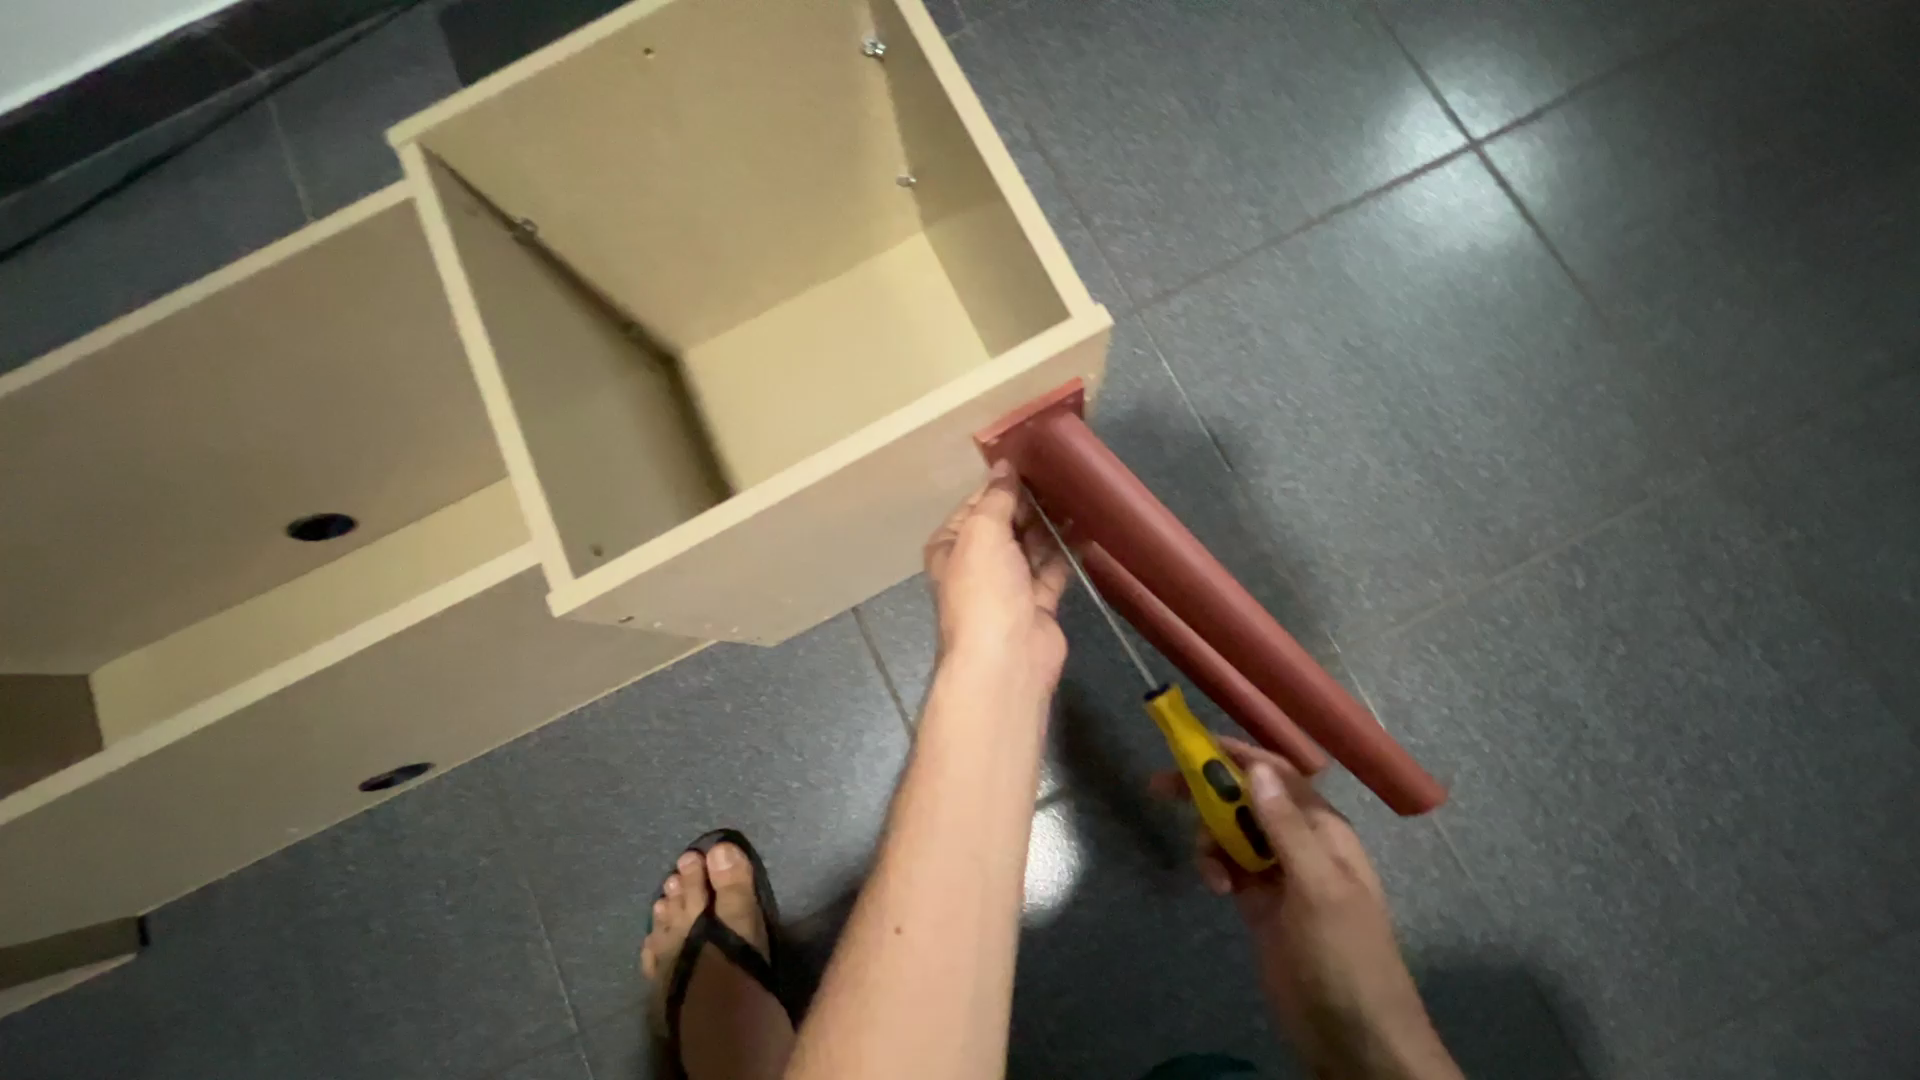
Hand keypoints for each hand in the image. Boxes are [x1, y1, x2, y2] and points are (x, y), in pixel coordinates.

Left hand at [923, 460, 1070, 690]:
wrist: (1006, 659)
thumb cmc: (984, 590)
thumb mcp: (982, 532)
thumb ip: (996, 498)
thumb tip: (1003, 466)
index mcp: (951, 546)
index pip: (975, 505)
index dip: (1000, 483)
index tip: (1031, 458)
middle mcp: (976, 563)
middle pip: (1005, 524)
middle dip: (1029, 502)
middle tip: (1062, 472)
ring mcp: (1008, 585)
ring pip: (1031, 545)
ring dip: (1051, 523)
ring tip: (1078, 492)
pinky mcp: (1037, 602)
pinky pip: (1053, 568)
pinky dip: (1068, 550)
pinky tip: (1086, 527)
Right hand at [1150, 738, 1461, 1079]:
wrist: (1355, 1041)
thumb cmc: (1345, 957)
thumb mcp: (1319, 888)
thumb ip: (1286, 827)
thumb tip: (1256, 767)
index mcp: (1323, 830)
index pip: (1275, 774)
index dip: (1235, 754)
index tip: (1190, 744)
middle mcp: (1299, 842)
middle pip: (1245, 799)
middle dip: (1207, 790)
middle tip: (1160, 786)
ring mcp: (1278, 874)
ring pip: (1231, 832)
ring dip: (1209, 838)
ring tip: (1208, 870)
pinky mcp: (1259, 904)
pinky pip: (1227, 866)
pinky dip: (1214, 868)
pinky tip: (1215, 889)